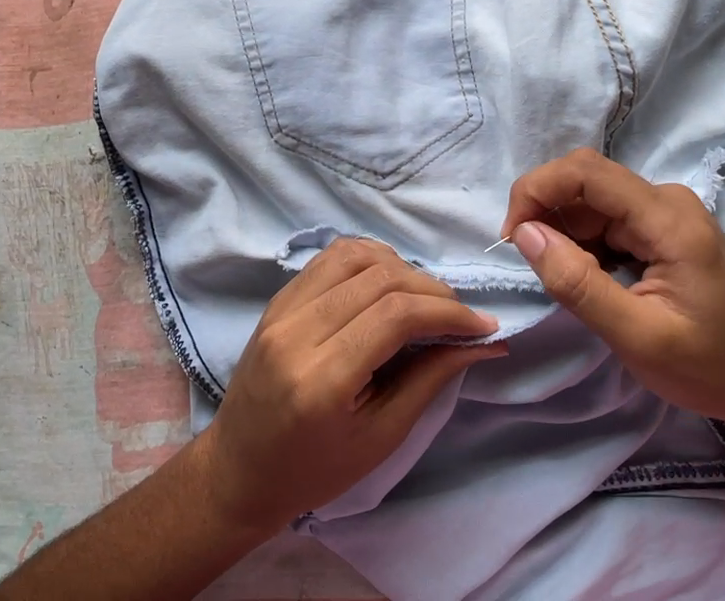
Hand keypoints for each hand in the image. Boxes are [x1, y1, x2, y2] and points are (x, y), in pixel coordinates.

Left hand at [190, 237, 504, 532]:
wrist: (240, 469)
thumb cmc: (315, 470)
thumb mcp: (381, 437)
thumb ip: (430, 380)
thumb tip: (484, 340)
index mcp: (321, 379)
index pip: (395, 315)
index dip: (447, 312)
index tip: (482, 325)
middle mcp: (296, 332)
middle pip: (378, 279)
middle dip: (431, 289)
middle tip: (459, 315)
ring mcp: (280, 310)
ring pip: (352, 255)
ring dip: (399, 266)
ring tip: (425, 297)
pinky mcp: (276, 301)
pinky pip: (328, 259)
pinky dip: (367, 260)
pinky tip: (389, 282)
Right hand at [500, 149, 724, 436]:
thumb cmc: (710, 368)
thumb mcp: (637, 338)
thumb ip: (578, 285)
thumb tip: (523, 234)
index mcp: (670, 221)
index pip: (585, 172)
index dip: (537, 192)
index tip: (512, 238)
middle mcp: (667, 202)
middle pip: (583, 180)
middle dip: (544, 212)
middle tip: (530, 262)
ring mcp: (664, 212)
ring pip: (588, 200)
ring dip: (562, 233)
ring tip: (567, 283)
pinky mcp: (658, 228)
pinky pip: (602, 218)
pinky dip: (580, 243)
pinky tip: (589, 279)